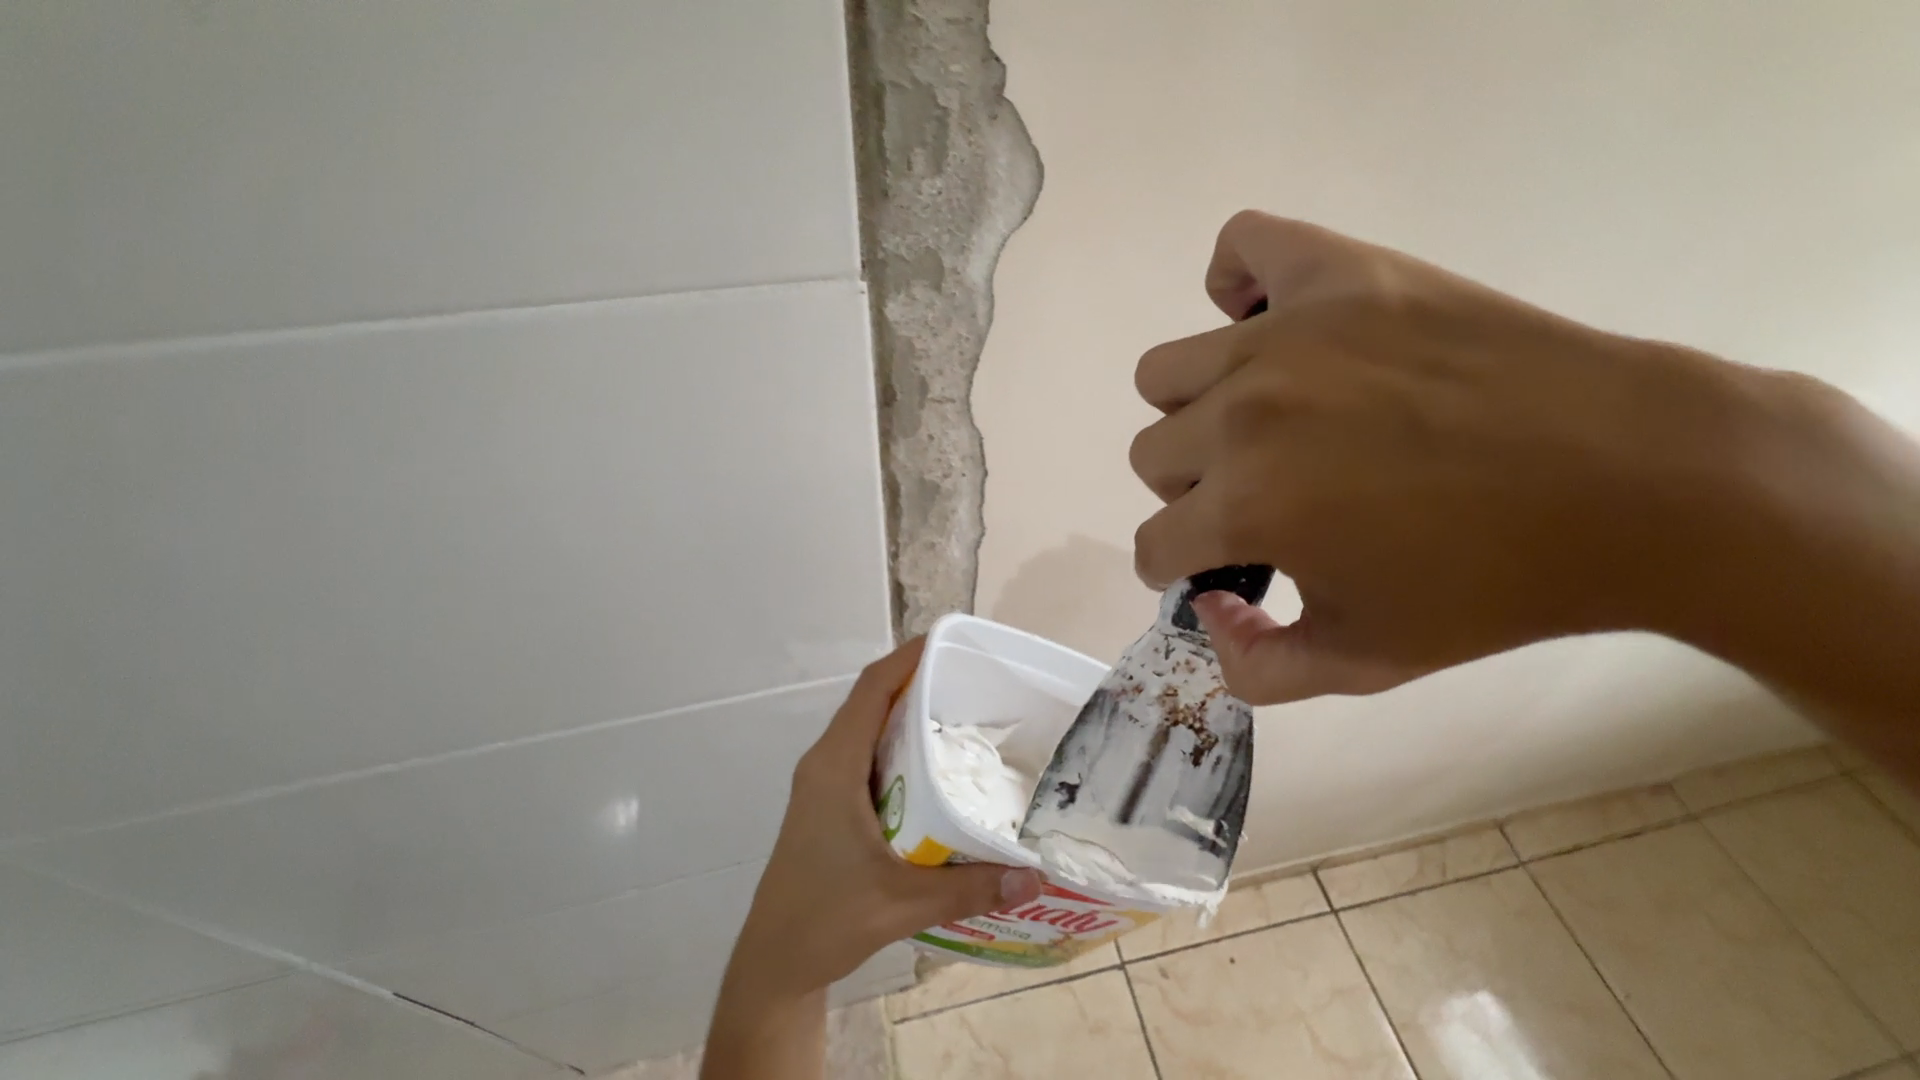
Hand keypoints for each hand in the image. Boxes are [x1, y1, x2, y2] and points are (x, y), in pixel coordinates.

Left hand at [727, 638, 1042, 999]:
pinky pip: (866, 757)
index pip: (871, 689)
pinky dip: (899, 747)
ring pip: (868, 729)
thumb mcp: (903, 903)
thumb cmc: (827, 920)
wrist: (775, 963)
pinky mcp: (827, 806)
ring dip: (908, 715)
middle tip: (975, 680)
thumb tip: (1037, 875)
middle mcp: (825, 764)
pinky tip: (937, 770)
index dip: (908, 657)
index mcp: (835, 766)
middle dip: (918, 681)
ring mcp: (823, 785)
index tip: (951, 641)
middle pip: (871, 701)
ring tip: (964, 715)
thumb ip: (970, 887)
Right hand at [1129, 211, 1808, 703]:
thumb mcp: (1365, 665)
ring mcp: (1287, 333)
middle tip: (1267, 497)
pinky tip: (1276, 323)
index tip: (1230, 564)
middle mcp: (1243, 414)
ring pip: (1168, 372)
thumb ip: (1255, 667)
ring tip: (1272, 419)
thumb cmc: (1494, 586)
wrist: (1637, 484)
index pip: (1151, 543)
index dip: (1181, 567)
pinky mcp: (1341, 274)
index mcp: (1246, 508)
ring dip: (1200, 410)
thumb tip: (1206, 612)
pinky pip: (1241, 247)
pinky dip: (1237, 283)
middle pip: (1151, 456)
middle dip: (1194, 491)